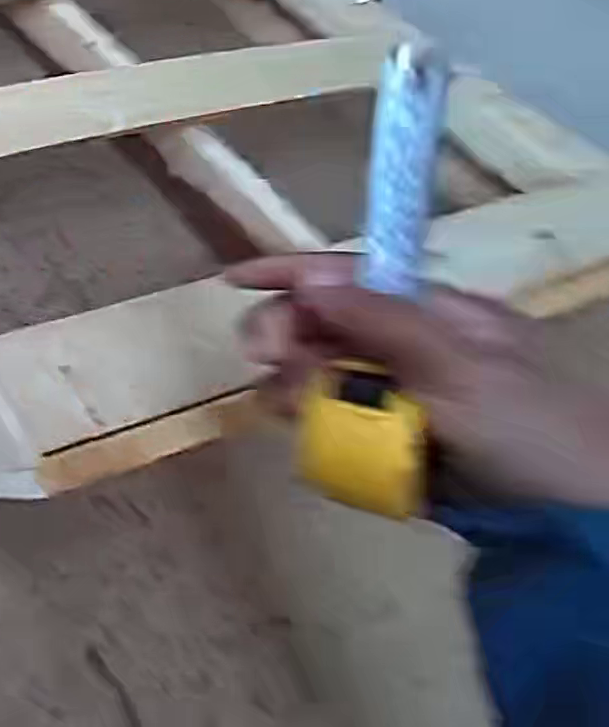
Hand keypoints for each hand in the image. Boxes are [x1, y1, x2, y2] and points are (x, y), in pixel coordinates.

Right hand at [227, 252, 608, 506]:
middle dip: (281, 334)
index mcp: (435, 315)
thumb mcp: (463, 372)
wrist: (571, 531)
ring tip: (296, 407)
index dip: (287, 271)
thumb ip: (385, 321)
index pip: (347, 275)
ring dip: (287, 379)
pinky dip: (295, 409)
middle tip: (265, 358)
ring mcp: (383, 383)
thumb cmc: (531, 438)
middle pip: (311, 317)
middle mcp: (401, 341)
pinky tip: (302, 422)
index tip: (233, 280)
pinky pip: (307, 401)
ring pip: (300, 362)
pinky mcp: (367, 420)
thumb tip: (309, 277)